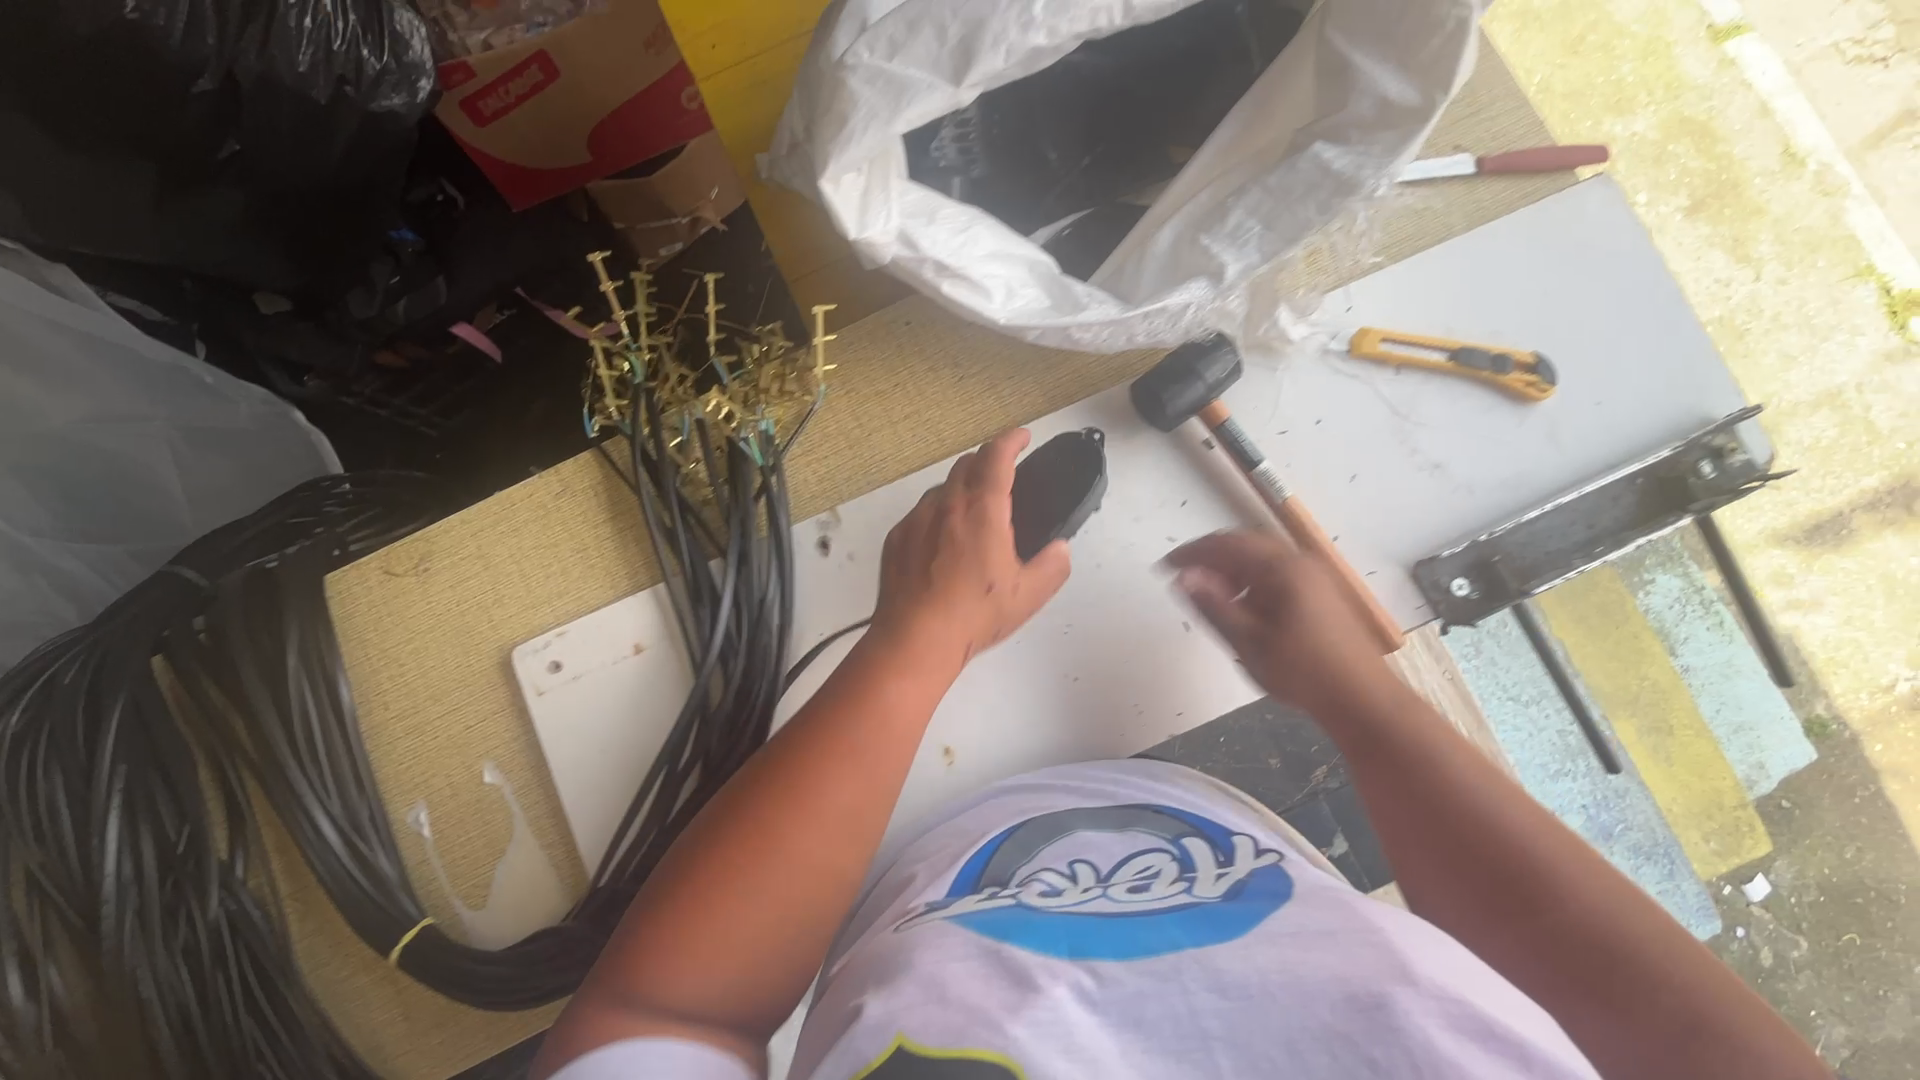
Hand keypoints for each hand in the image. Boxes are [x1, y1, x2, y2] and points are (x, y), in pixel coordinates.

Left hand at [871, 429, 1071, 670]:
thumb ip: (1053, 566)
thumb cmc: (974, 615)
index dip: (1012, 440)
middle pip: (966, 464)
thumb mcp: (1028, 595)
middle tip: (1003, 475)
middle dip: (987, 461)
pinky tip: (943, 543)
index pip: (997, 456)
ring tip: (973, 514)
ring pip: (941, 488)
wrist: (915, 639)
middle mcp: (946, 505)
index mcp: (983, 511)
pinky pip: (920, 514)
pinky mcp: (896, 538)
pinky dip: (936, 516)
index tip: (1022, 437)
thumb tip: (1060, 549)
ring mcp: (916, 520)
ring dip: (960, 489)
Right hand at [1164, 530, 1393, 715]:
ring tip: (1208, 595)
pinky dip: (1251, 580)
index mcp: (1282, 568)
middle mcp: (1300, 562)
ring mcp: (1315, 577)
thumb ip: (1213, 605)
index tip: (1164, 567)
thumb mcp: (1248, 642)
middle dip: (1210, 558)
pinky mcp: (1321, 593)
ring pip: (1262, 559)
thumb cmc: (1302, 671)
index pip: (1226, 545)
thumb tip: (1183, 577)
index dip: (1191, 553)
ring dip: (1231, 570)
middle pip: (1246, 545)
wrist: (1363, 699)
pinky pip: (1277, 573)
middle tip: (1183, 578)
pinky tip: (1242, 607)